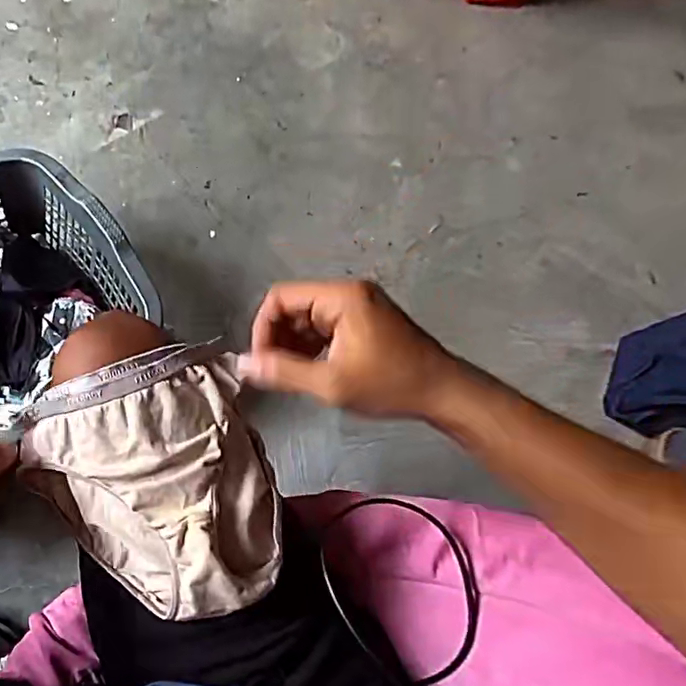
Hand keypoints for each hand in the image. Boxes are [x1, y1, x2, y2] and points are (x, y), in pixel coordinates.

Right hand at [238, 280, 464, 418]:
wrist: (442, 392)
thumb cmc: (389, 385)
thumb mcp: (330, 383)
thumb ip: (283, 372)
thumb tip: (243, 365)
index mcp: (341, 297)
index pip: (280, 298)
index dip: (262, 329)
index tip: (260, 362)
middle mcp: (348, 293)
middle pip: (293, 307)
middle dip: (276, 339)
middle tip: (273, 373)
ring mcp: (358, 306)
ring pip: (306, 320)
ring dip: (292, 346)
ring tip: (292, 377)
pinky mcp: (363, 322)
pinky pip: (323, 328)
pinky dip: (310, 348)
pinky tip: (310, 372)